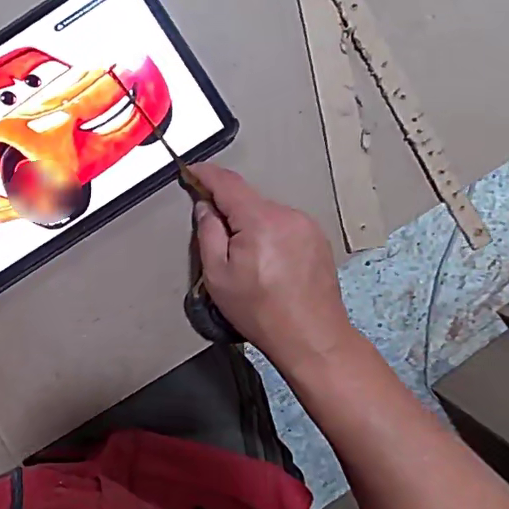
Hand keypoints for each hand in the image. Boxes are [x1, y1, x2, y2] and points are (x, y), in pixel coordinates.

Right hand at [189, 164, 359, 366]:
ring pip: (265, 212)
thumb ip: (208, 233)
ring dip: (249, 225)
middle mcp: (288, 216)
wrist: (311, 337)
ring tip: (246, 263)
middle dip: (227, 211)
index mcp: (261, 221)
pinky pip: (283, 224)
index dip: (205, 174)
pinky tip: (265, 264)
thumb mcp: (217, 275)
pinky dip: (268, 234)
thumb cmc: (264, 313)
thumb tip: (205, 208)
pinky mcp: (316, 238)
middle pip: (247, 199)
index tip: (192, 172)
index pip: (228, 183)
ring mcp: (306, 226)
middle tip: (216, 242)